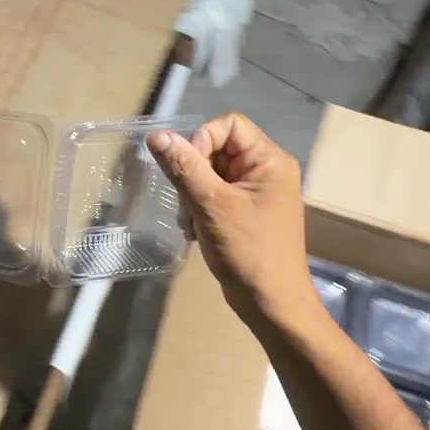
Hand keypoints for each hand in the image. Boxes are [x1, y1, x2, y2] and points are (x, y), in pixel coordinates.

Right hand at [147, 114, 319, 334]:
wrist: (272, 304)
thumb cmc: (248, 252)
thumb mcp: (211, 206)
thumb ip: (184, 167)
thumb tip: (157, 136)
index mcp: (269, 160)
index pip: (228, 125)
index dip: (202, 140)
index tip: (188, 170)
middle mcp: (266, 170)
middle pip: (217, 147)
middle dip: (194, 171)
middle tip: (186, 202)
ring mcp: (256, 192)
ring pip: (210, 171)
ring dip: (192, 192)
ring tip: (191, 221)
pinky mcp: (245, 211)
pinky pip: (214, 193)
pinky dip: (199, 206)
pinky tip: (195, 230)